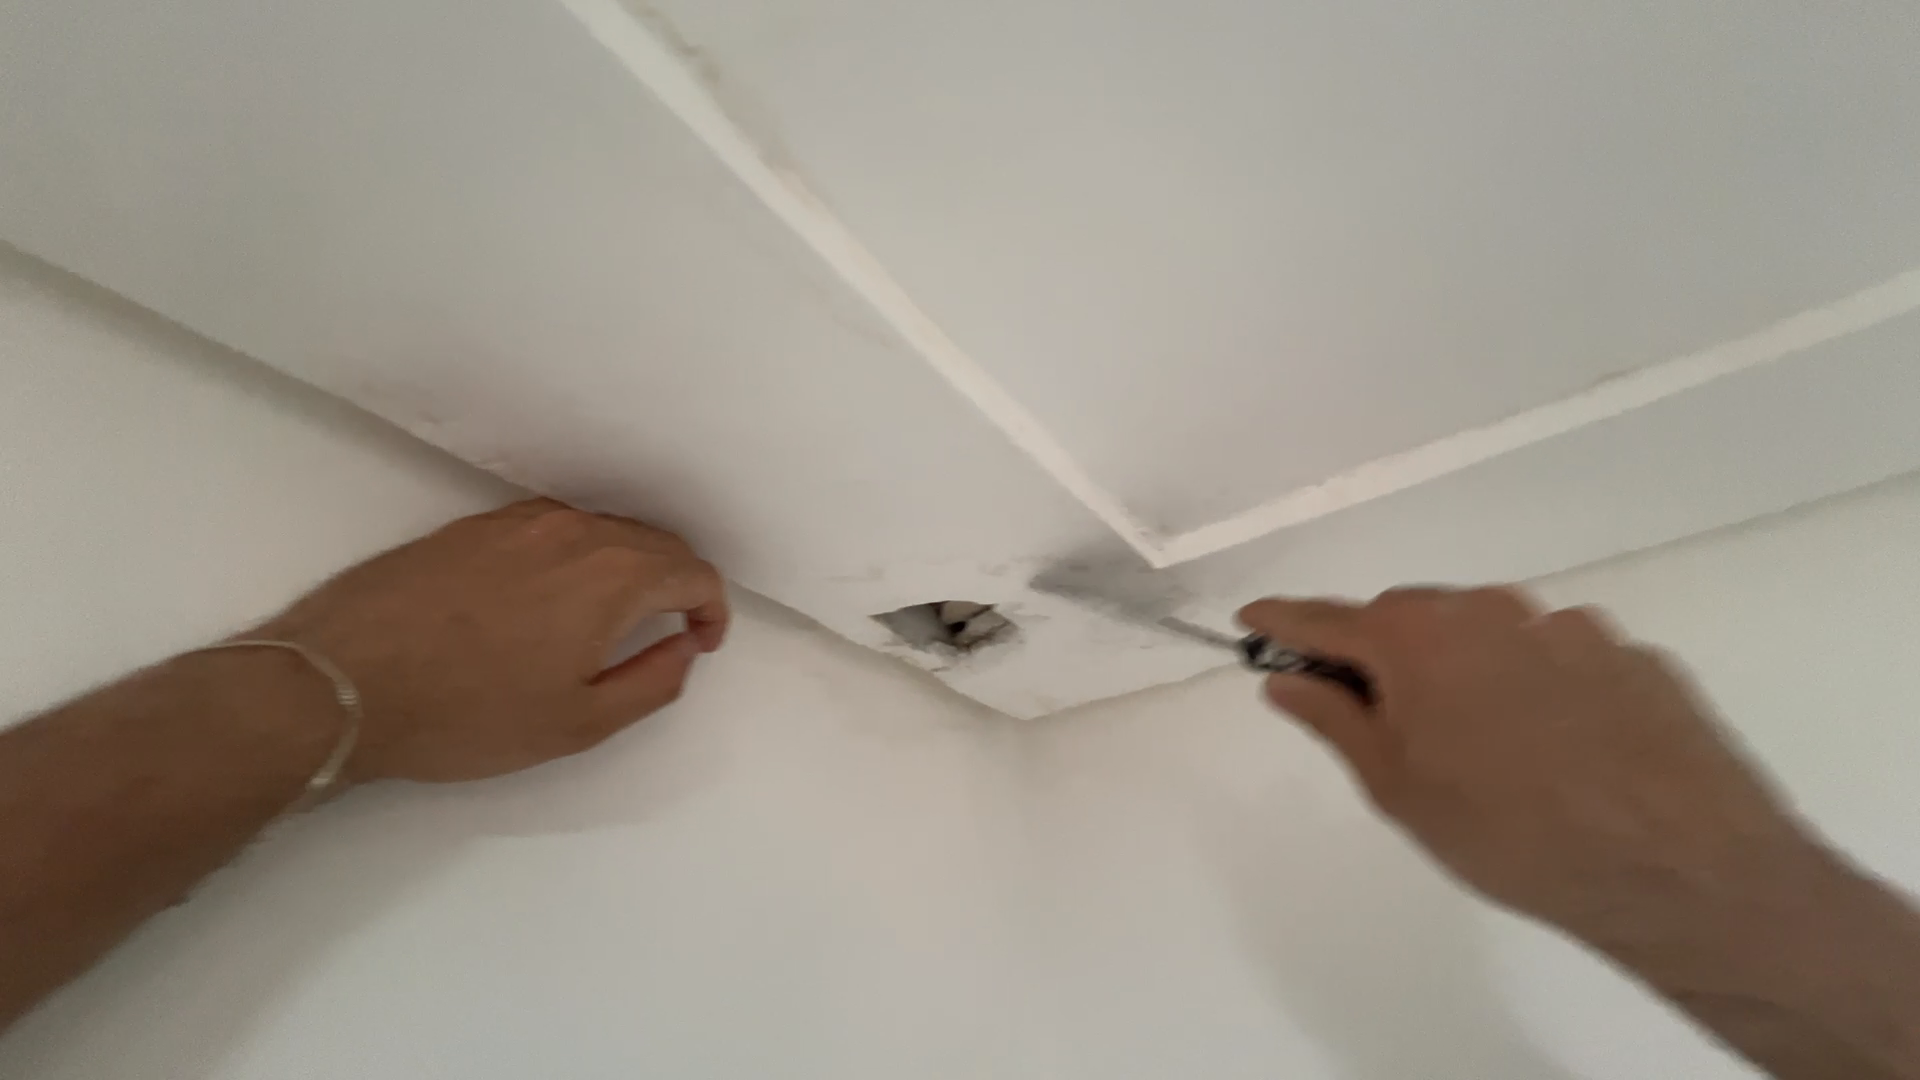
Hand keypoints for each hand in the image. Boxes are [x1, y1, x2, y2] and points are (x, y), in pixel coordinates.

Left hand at [254, 498, 728, 783]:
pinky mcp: (480, 524)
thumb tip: (686, 647)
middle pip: (660, 544)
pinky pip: (561, 527)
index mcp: (616, 575)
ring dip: (635, 566)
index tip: (702, 643)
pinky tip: (558, 592)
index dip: (713, 610)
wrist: (334, 685)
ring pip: (610, 530)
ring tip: (618, 613)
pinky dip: (587, 553)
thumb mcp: (581, 722)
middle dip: (681, 585)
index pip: (697, 574)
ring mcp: (525, 521)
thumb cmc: (470, 713)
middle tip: (672, 630)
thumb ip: (656, 681)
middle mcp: (580, 532)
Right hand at [1238, 588, 1825, 945]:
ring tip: (1477, 735)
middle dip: (1377, 651)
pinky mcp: (1626, 651)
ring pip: (1477, 627)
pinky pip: (1548, 649)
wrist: (1688, 877)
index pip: (1321, 617)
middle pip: (1402, 615)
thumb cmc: (1508, 832)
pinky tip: (1550, 736)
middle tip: (1379, 712)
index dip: (1278, 619)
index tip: (1249, 619)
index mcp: (1413, 639)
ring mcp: (1562, 624)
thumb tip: (1282, 678)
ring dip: (1455, 661)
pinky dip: (1526, 675)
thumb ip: (1331, 718)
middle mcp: (1482, 610)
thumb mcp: (1395, 786)